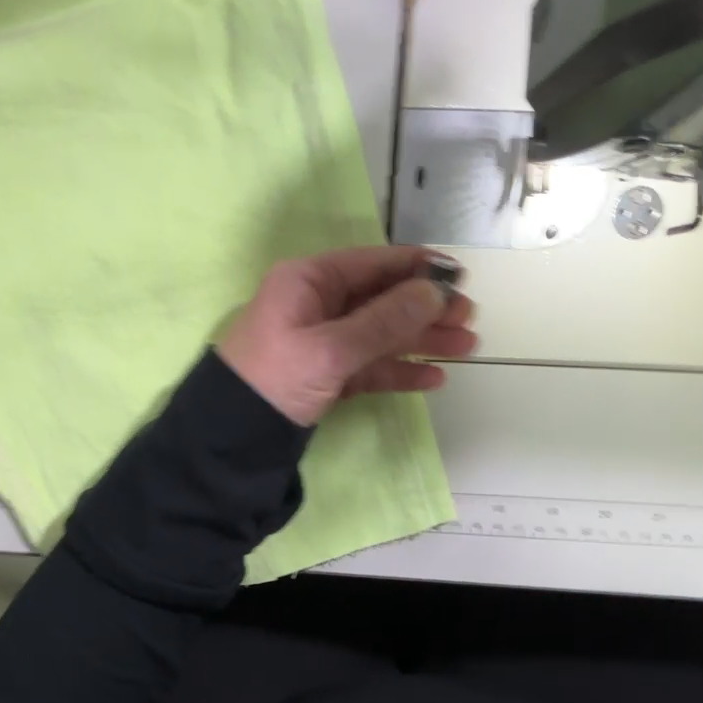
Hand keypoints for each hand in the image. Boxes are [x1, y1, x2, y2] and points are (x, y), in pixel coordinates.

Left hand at [217, 246, 477, 426]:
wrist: (231, 439)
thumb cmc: (275, 379)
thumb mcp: (330, 348)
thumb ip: (384, 321)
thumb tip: (434, 292)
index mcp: (307, 282)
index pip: (372, 264)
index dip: (417, 268)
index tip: (459, 275)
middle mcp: (315, 305)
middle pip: (381, 299)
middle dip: (426, 308)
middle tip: (470, 318)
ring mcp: (320, 342)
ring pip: (380, 334)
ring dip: (421, 340)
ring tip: (467, 347)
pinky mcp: (325, 376)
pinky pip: (369, 367)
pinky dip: (399, 371)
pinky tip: (433, 378)